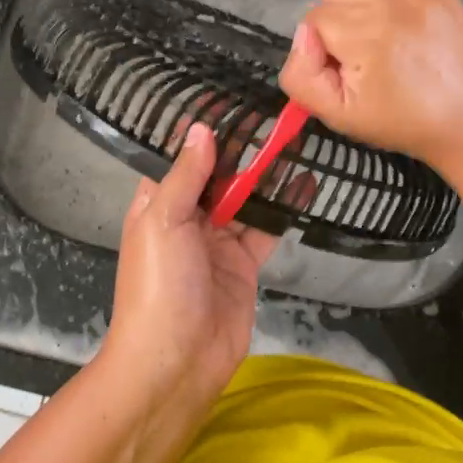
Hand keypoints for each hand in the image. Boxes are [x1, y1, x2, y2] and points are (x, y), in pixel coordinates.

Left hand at [103, 123, 278, 398]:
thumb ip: (186, 175)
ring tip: (294, 138)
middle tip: (274, 114)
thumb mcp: (163, 221)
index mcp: (157, 205)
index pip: (179, 158)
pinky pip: (266, 228)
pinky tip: (305, 181)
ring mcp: (217, 242)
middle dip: (242, 150)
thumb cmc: (159, 284)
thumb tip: (201, 129)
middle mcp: (186, 218)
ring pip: (244, 198)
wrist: (176, 362)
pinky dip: (284, 207)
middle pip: (217, 175)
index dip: (202, 132)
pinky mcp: (244, 264)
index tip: (230, 100)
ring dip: (266, 174)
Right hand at [280, 0, 462, 168]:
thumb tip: (305, 34)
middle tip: (362, 40)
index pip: (313, 19)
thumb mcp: (337, 116)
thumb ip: (301, 77)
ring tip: (374, 5)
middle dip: (338, 8)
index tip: (348, 69)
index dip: (323, 47)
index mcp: (364, 33)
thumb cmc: (399, 118)